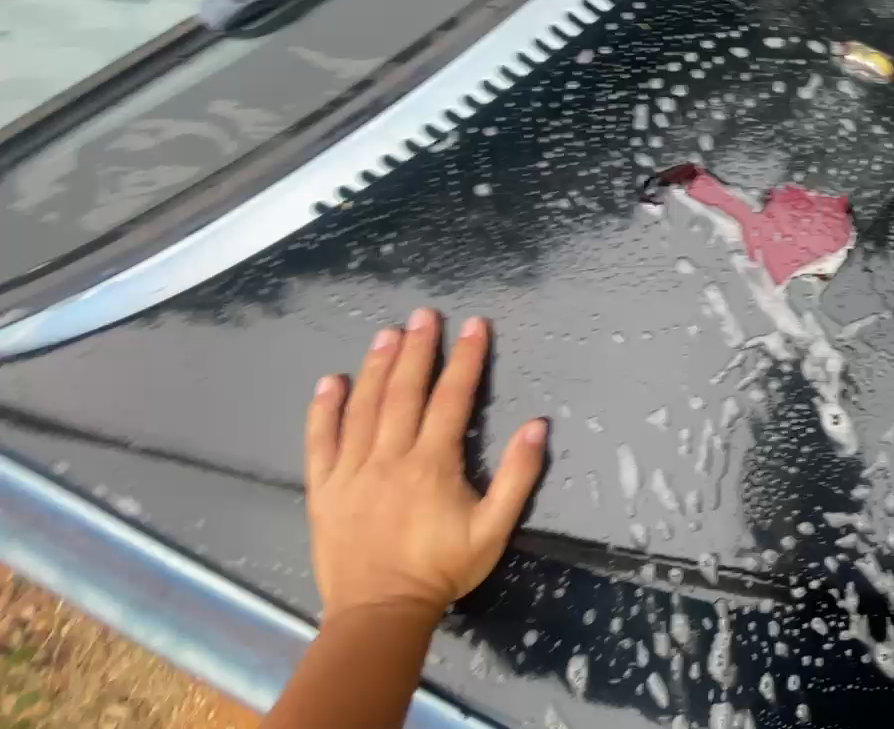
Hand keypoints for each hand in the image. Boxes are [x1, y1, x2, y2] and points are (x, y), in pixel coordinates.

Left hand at [305, 308, 546, 620]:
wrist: (379, 614)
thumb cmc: (444, 568)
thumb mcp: (496, 526)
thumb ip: (518, 475)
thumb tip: (538, 425)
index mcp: (432, 464)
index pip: (452, 398)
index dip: (466, 359)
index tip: (474, 325)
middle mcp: (389, 459)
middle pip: (404, 393)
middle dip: (418, 349)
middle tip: (425, 314)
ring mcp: (352, 473)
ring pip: (364, 409)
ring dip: (378, 367)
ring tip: (387, 332)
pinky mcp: (324, 490)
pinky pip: (320, 443)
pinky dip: (324, 410)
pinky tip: (331, 381)